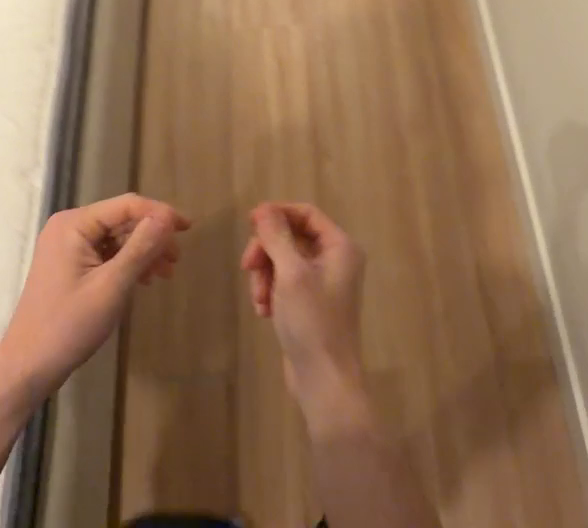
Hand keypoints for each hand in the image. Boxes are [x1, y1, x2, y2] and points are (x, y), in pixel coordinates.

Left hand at [0, 194, 188, 399]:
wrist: (27, 367)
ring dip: (144, 252)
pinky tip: (145, 280)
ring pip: (117, 237)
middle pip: (122, 219)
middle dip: (153, 236)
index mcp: (74, 224)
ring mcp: (67, 247)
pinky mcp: (70, 266)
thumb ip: (141, 247)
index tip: (188, 229)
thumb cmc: (68, 325)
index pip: (127, 205)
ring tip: (166, 273)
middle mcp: (69, 228)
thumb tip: (168, 216)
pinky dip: (128, 264)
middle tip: (177, 258)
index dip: (160, 213)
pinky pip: (107, 254)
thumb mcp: (112, 286)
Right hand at [240, 202, 367, 402]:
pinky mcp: (310, 303)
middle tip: (247, 267)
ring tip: (260, 300)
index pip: (306, 214)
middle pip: (292, 237)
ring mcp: (322, 283)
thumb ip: (276, 237)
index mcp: (340, 247)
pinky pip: (284, 283)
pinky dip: (271, 292)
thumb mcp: (291, 274)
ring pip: (283, 261)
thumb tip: (264, 209)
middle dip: (267, 252)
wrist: (323, 378)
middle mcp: (335, 260)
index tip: (250, 222)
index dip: (278, 213)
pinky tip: (265, 312)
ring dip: (265, 276)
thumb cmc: (312, 321)